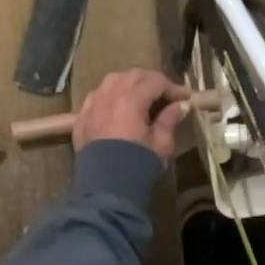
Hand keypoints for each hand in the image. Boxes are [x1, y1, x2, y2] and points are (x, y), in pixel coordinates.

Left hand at [72, 69, 191, 164]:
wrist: (105, 189)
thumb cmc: (138, 165)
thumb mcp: (161, 144)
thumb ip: (170, 120)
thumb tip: (181, 105)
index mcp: (130, 100)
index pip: (155, 81)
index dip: (172, 87)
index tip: (184, 97)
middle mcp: (109, 96)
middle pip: (132, 75)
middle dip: (151, 80)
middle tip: (164, 93)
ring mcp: (91, 105)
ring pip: (111, 81)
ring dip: (128, 83)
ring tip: (140, 95)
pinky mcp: (81, 118)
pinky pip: (96, 96)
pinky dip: (110, 95)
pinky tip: (116, 105)